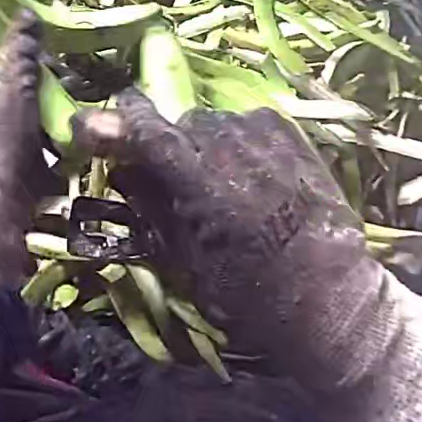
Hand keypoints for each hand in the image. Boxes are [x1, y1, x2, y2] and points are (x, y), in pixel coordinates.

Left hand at [0, 15, 46, 278]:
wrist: (1, 201)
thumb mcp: (11, 84)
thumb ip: (19, 48)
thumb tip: (24, 9)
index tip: (12, 12)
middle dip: (24, 56)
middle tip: (52, 45)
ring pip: (18, 92)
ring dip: (40, 85)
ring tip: (68, 74)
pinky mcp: (12, 147)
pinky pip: (32, 120)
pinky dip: (48, 112)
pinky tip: (69, 107)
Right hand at [75, 92, 421, 421]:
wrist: (336, 302)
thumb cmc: (253, 295)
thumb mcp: (189, 261)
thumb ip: (153, 204)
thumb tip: (120, 167)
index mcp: (203, 184)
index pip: (145, 131)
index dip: (110, 123)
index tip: (85, 124)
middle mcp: (230, 147)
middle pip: (174, 122)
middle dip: (162, 143)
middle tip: (170, 174)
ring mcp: (264, 135)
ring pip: (208, 120)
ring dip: (200, 142)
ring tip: (218, 177)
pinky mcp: (290, 131)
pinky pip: (243, 119)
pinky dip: (234, 138)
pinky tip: (248, 168)